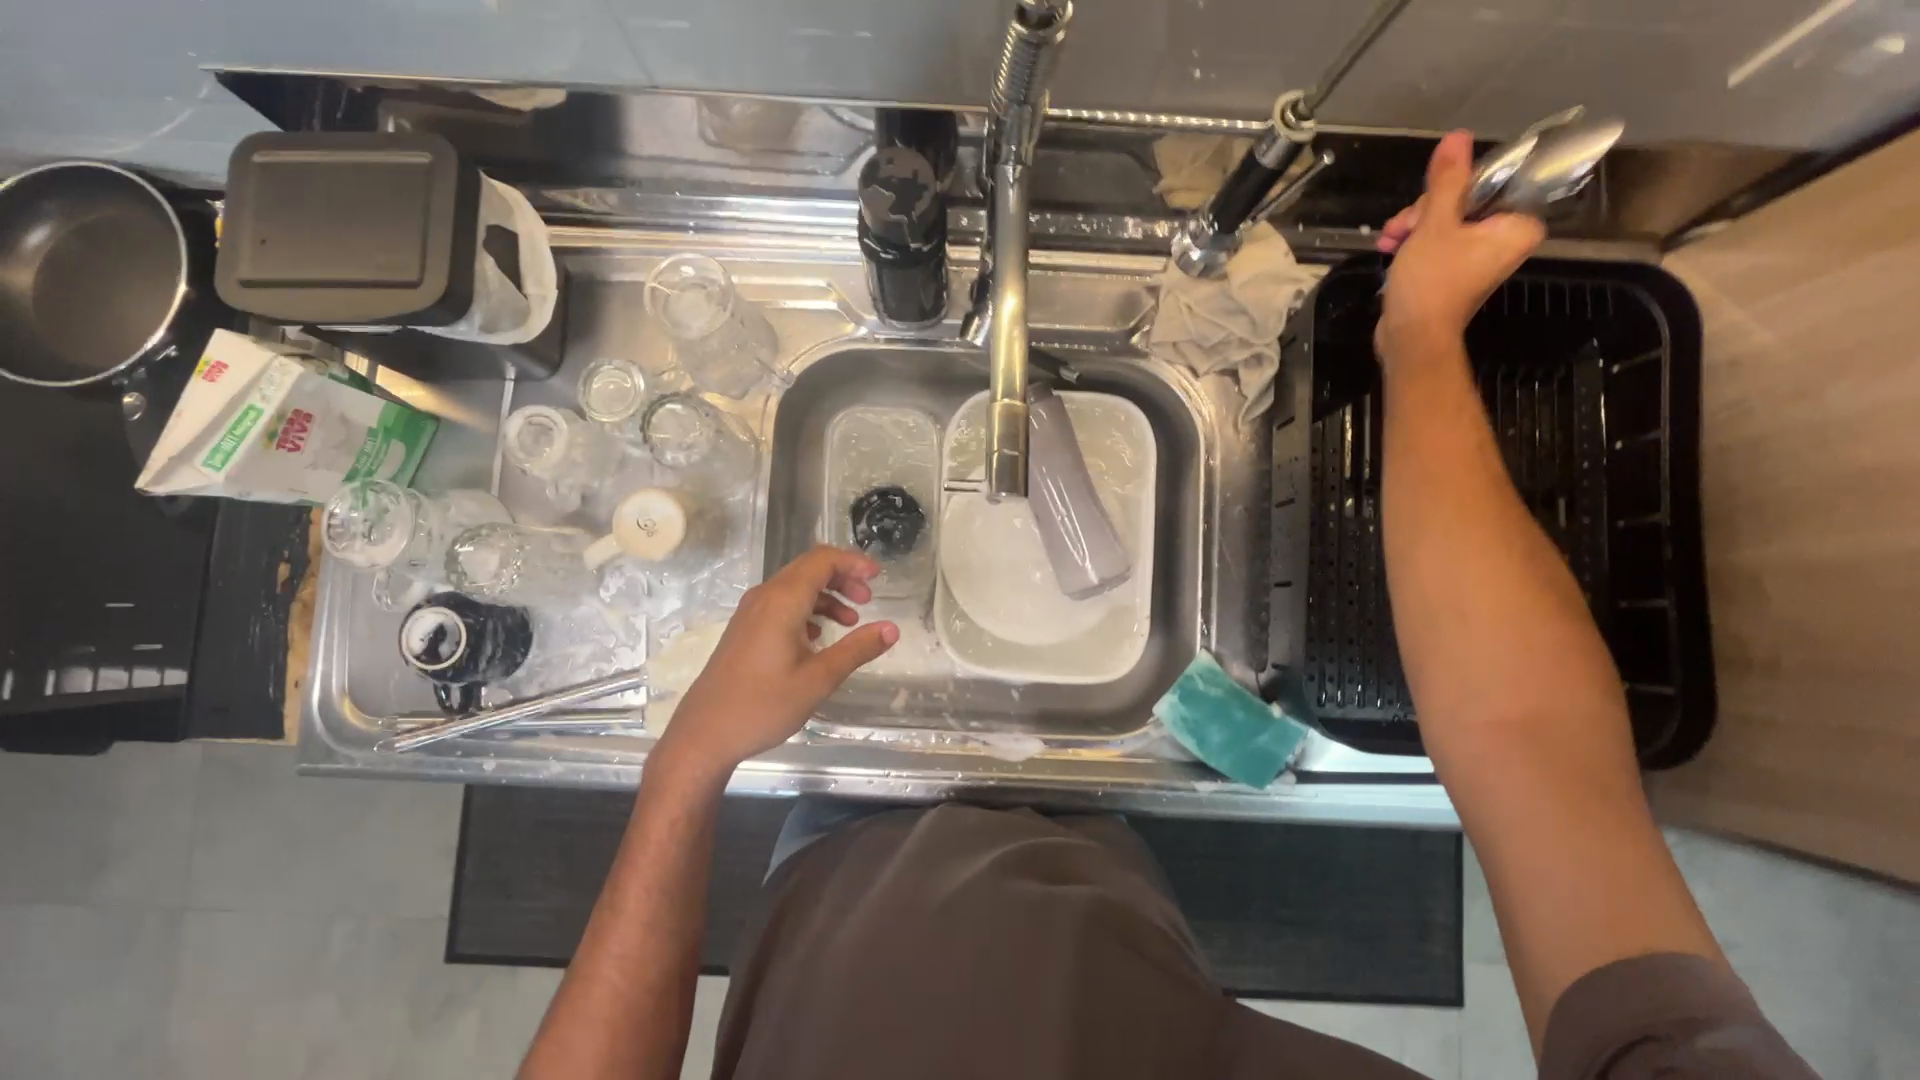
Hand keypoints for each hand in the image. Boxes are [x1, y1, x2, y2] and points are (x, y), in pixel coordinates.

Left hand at [654, 545, 898, 775]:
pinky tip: (819, 638)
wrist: (704, 734)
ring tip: (851, 622)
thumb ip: (857, 649)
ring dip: (827, 596)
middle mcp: (764, 597)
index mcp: (782, 601)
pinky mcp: (745, 630)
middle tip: (868, 600)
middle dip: (843, 578)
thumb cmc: (763, 705)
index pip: (822, 561)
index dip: (853, 562)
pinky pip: (782, 605)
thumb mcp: (819, 679)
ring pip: (795, 587)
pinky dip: (807, 611)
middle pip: (809, 569)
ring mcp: (751, 613)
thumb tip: (892, 629)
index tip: (879, 577)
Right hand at [1374, 130, 1545, 366]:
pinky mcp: (1456, 271)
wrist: (1412, 339)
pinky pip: (1439, 242)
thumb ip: (1447, 180)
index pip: (1490, 183)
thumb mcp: (1435, 224)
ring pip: (1445, 221)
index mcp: (1516, 225)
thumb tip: (1457, 138)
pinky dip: (1415, 243)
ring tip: (1390, 241)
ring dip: (1412, 226)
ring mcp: (1480, 257)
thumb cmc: (1430, 283)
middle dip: (1424, 212)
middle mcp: (1505, 239)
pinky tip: (1392, 248)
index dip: (1452, 188)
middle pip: (1464, 202)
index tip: (1424, 205)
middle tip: (1402, 228)